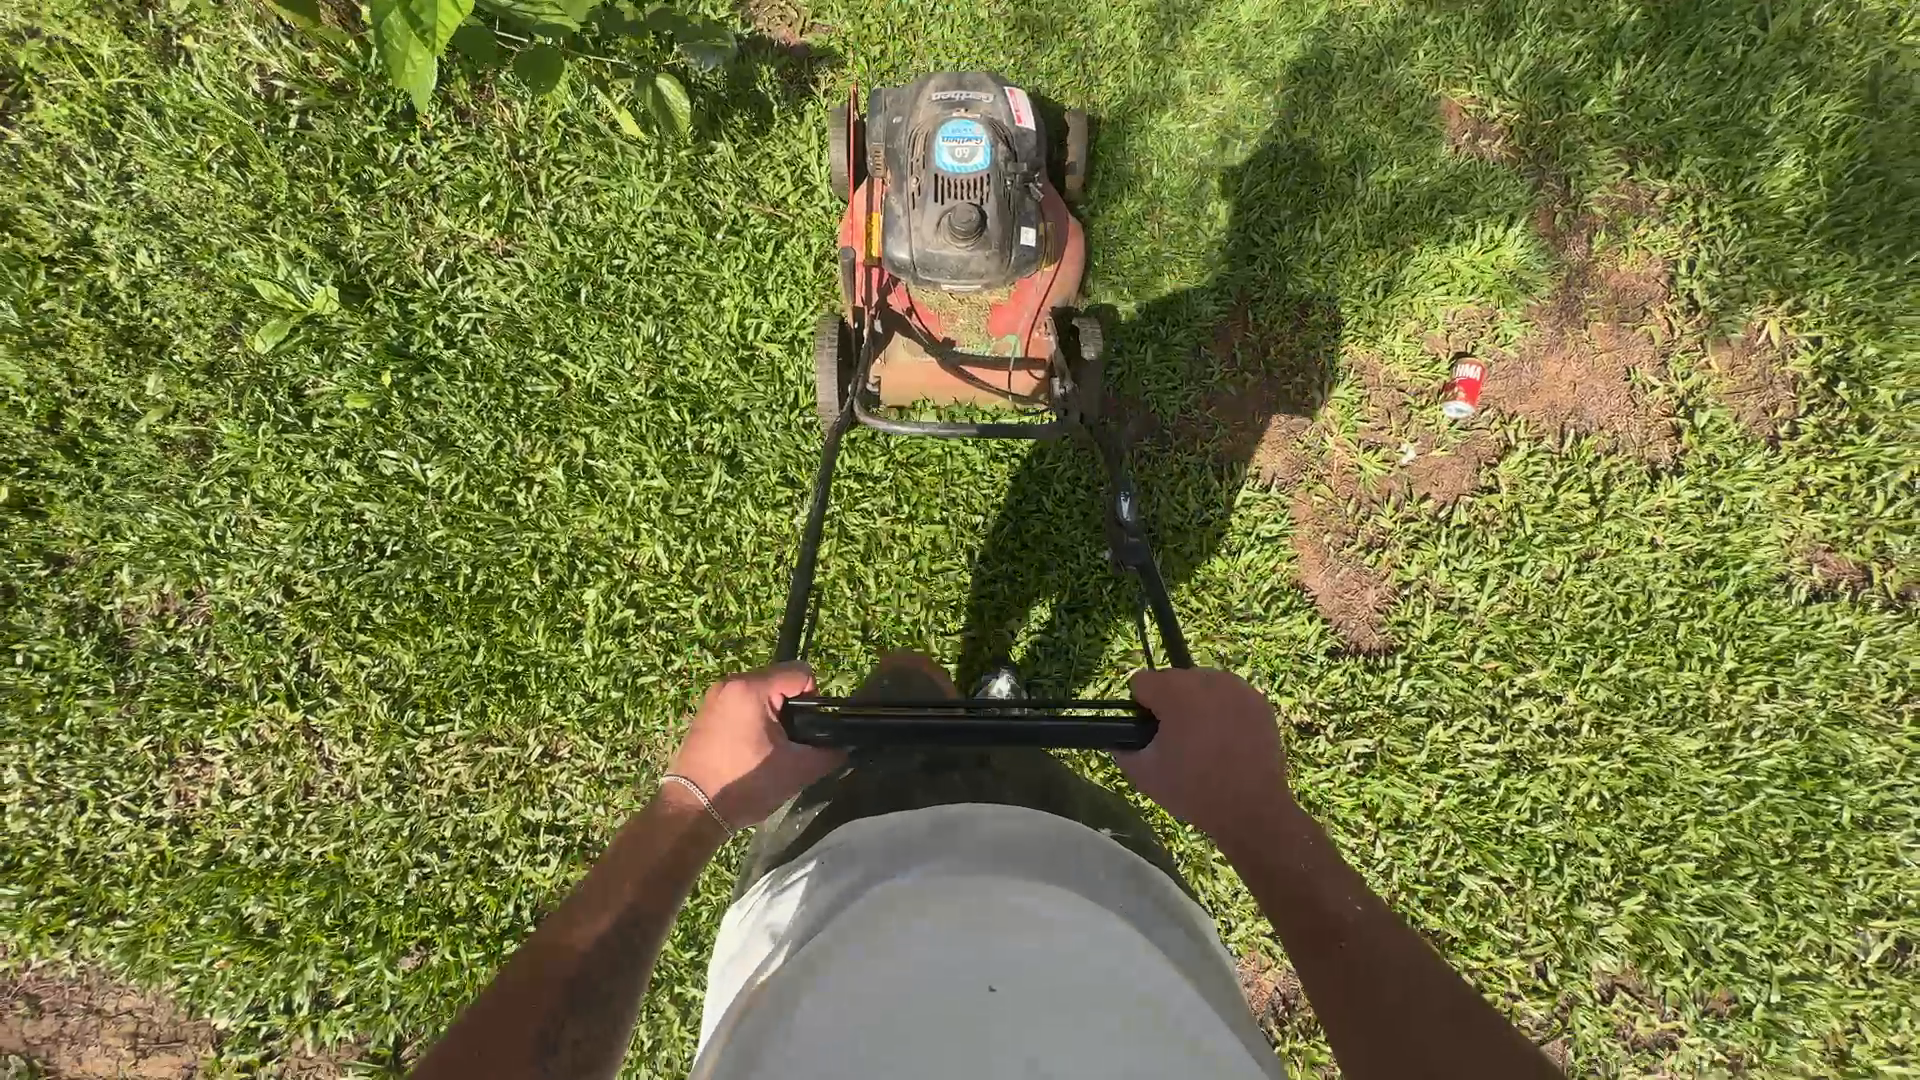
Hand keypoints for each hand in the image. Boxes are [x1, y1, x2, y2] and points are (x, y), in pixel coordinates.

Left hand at [665, 664, 845, 828]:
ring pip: (761, 690)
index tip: (806, 729)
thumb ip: (828, 753)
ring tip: (772, 746)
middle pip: (780, 679)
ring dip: (774, 712)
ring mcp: (715, 695)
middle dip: (792, 706)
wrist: (692, 810)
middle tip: (791, 741)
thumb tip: (844, 746)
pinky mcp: (706, 710)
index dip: (813, 699)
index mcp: (751, 688)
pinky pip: (743, 701)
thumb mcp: (796, 770)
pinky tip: (752, 747)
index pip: (801, 672)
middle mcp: (731, 682)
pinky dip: (754, 717)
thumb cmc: (745, 785)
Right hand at [1118, 667, 1295, 843]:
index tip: (1152, 733)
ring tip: (1204, 739)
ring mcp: (1236, 687)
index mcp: (1174, 691)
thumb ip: (1121, 748)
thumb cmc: (1193, 790)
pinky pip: (1227, 694)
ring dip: (1195, 702)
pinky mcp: (1257, 700)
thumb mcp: (1144, 774)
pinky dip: (1222, 708)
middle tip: (1178, 740)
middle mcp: (1206, 679)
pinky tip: (1227, 737)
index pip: (1141, 681)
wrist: (1253, 810)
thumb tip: (1118, 739)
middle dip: (1169, 703)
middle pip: (1172, 679)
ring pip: (1200, 684)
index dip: (1141, 708)